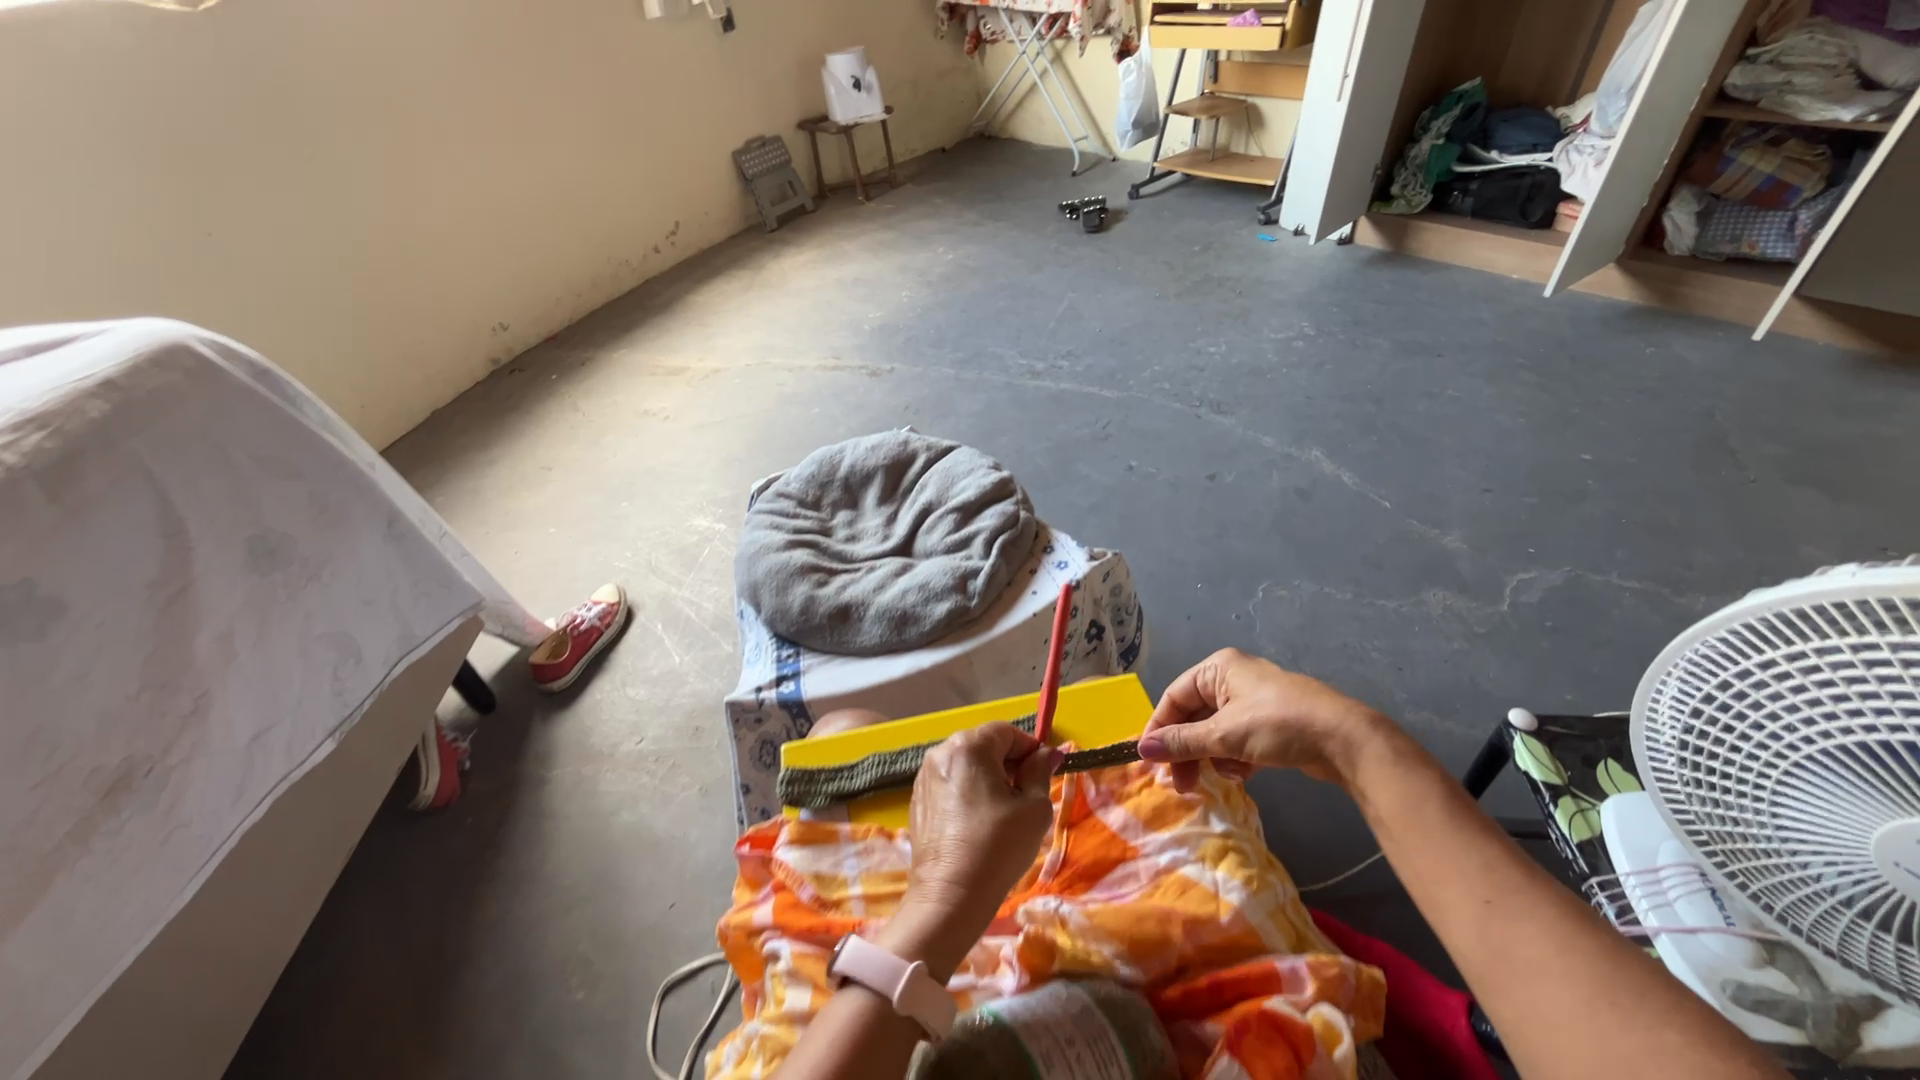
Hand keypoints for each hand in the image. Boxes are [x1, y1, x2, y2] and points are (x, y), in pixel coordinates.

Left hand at [893, 724, 1058, 965]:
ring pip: (966, 765)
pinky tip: (978, 824)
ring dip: (987, 779)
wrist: (950, 896)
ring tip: (1002, 813)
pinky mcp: (917, 801)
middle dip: (1008, 763)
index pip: (1006, 732)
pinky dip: (967, 794)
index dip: (1030, 749)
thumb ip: (1040, 772)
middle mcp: (940, 752)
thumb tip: (1047, 753)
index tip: (1044, 773)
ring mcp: (924, 777)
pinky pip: (950, 785)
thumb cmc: (998, 847)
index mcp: (968, 746)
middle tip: (1026, 796)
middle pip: (983, 745)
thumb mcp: (1034, 807)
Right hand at [1138, 648, 1394, 792]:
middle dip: (1187, 749)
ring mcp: (1253, 702)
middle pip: (1193, 716)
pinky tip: (1245, 773)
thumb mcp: (1224, 734)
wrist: (1344, 739)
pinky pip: (1237, 740)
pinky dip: (1235, 758)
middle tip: (1182, 783)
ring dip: (1213, 757)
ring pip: (1215, 732)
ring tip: (1223, 776)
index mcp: (1218, 669)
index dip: (1159, 728)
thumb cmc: (1279, 724)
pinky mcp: (1270, 724)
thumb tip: (1143, 749)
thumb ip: (1182, 742)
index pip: (1174, 697)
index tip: (1150, 760)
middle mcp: (1232, 679)